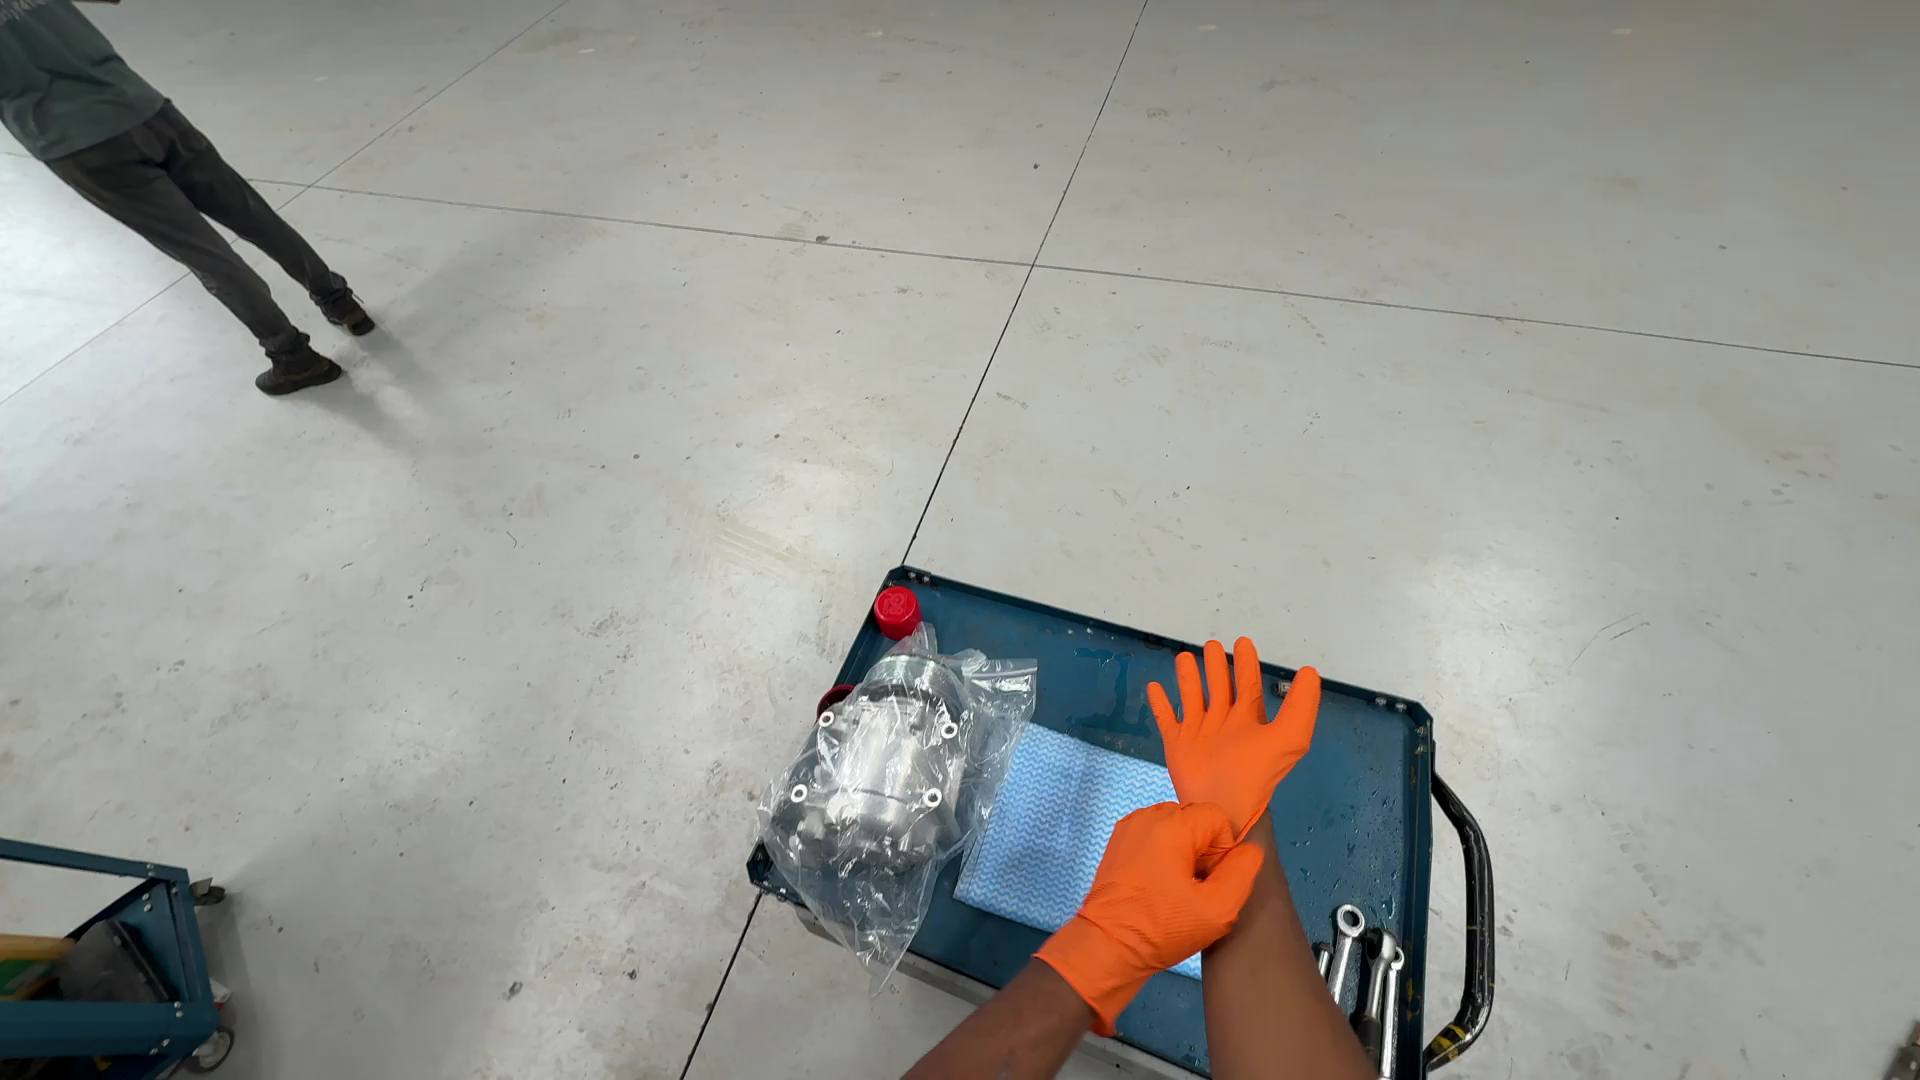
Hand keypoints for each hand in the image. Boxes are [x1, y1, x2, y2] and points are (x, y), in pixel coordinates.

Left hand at [1034, 802, 1263, 1033]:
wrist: (1110, 944)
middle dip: (1203, 848)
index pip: (1216, 816)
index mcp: (1170, 824)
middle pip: (1194, 818)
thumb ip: (1241, 873)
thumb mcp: (1217, 909)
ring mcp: (1129, 826)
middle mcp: (1147, 815)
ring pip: (1174, 825)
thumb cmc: (1164, 927)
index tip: (1210, 880)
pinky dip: (1163, 851)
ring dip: (1183, 849)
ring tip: (1175, 887)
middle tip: (1194, 886)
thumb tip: (1249, 848)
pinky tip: (1158, 883)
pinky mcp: (1118, 840)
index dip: (1222, 849)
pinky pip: (1154, 833)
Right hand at [1147, 637, 1321, 839]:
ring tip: (1184, 658)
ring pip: (1192, 697)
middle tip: (1211, 645)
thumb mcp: (1289, 738)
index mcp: (1247, 721)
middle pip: (1219, 687)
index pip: (1247, 685)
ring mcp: (1197, 732)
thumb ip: (1301, 706)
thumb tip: (1310, 672)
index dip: (1246, 664)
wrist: (1221, 807)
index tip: (1242, 642)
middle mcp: (1222, 723)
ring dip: (1188, 678)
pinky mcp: (1175, 743)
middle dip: (1216, 666)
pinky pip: (1165, 718)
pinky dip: (1159, 703)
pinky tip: (1154, 688)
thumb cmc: (1254, 773)